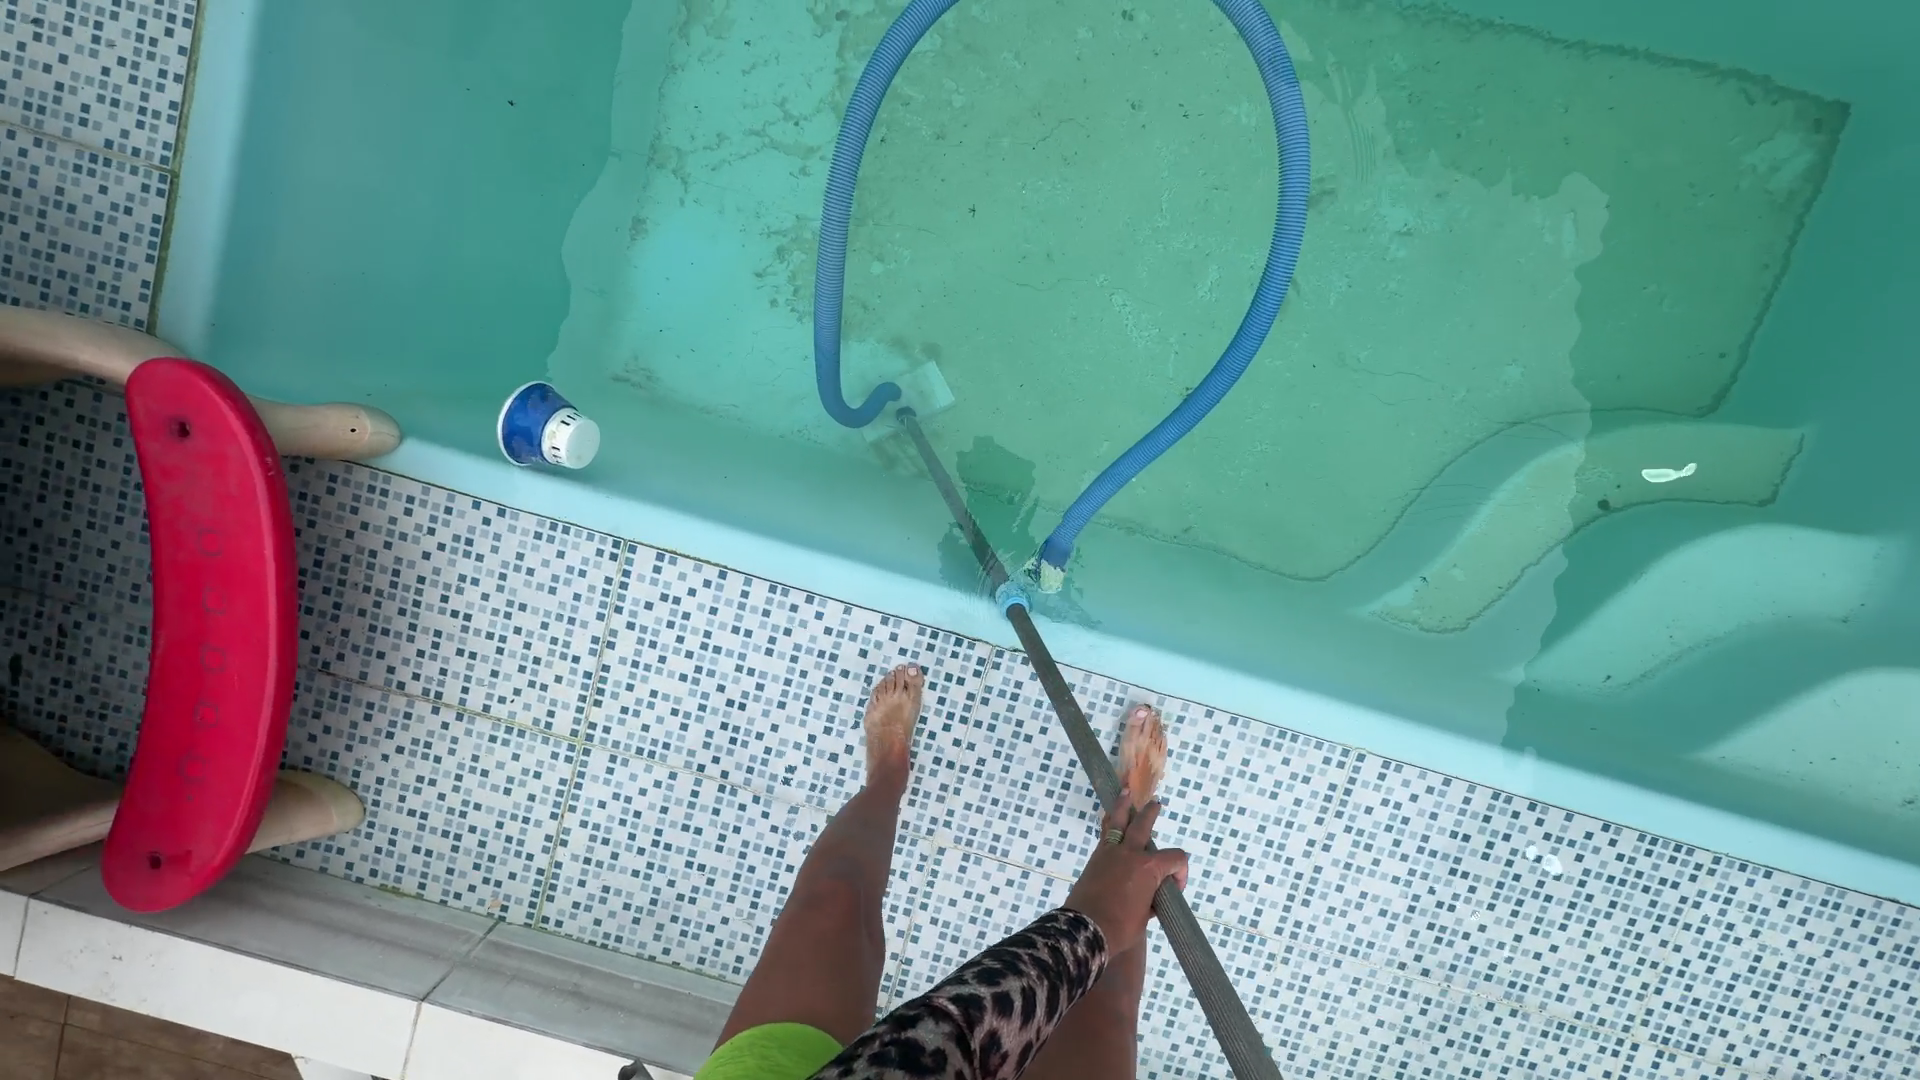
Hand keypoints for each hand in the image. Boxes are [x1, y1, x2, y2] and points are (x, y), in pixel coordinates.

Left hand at [1061, 791, 1188, 953]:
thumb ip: (1151, 900)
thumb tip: (1150, 896)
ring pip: (1118, 820)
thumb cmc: (1120, 928)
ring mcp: (1110, 852)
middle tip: (1156, 803)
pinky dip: (1110, 823)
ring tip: (1126, 792)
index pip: (1175, 858)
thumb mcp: (1145, 917)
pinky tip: (1111, 818)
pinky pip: (1104, 832)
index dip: (1181, 872)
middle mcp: (1131, 853)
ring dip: (1124, 805)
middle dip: (1151, 813)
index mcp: (1149, 868)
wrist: (1085, 928)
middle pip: (1143, 824)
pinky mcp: (1096, 856)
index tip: (1176, 888)